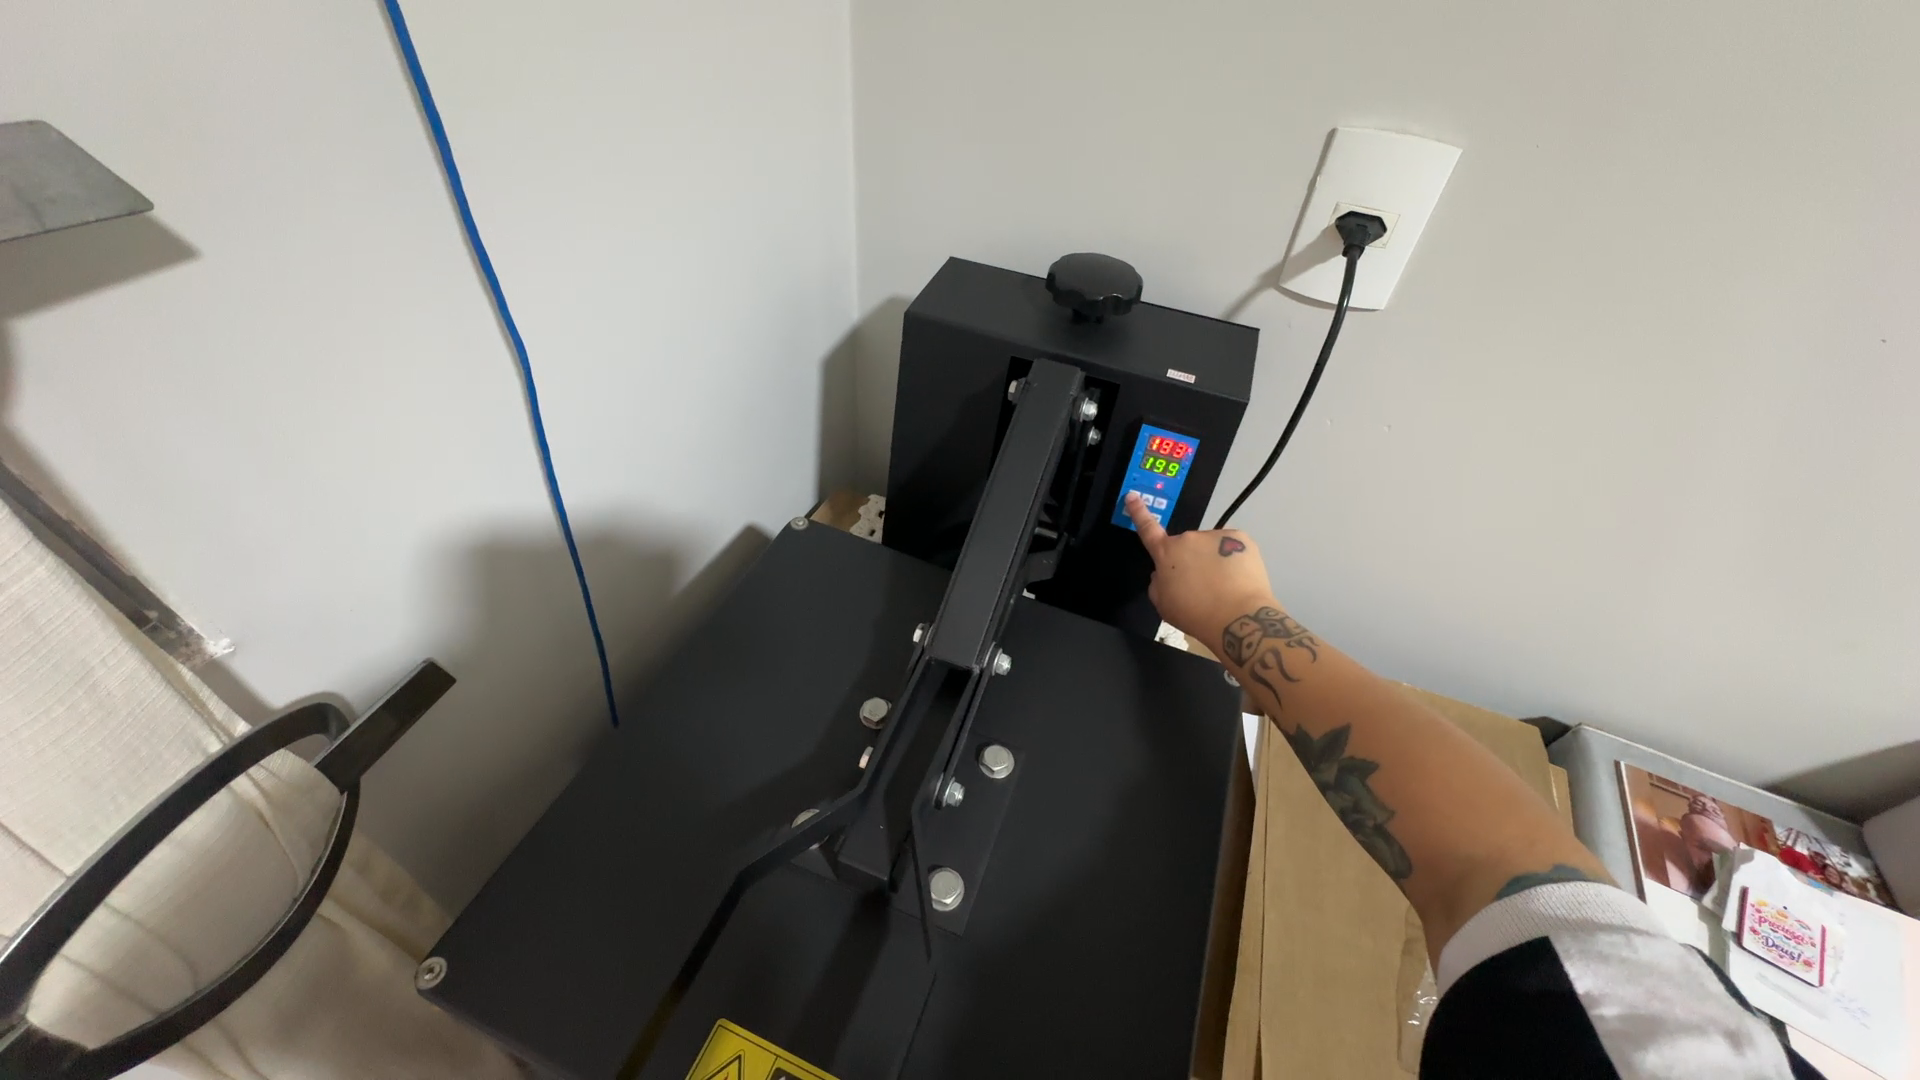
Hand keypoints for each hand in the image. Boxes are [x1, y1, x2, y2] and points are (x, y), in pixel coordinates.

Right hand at [1124, 492, 1277, 643]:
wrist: (1237, 617)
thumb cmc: (1197, 614)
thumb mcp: (1163, 604)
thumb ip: (1158, 583)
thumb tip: (1164, 573)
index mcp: (1166, 554)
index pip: (1147, 529)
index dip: (1138, 512)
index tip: (1133, 496)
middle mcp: (1189, 539)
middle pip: (1187, 547)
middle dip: (1192, 560)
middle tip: (1201, 586)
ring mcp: (1215, 537)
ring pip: (1211, 547)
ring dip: (1214, 560)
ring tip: (1222, 587)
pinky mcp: (1240, 539)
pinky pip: (1232, 547)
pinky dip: (1234, 560)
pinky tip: (1237, 579)